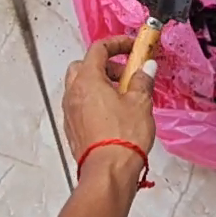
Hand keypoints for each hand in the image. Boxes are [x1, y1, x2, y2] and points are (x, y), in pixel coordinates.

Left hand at [62, 35, 155, 180]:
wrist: (108, 173)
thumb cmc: (123, 136)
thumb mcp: (140, 102)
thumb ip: (142, 80)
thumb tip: (146, 67)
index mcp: (87, 80)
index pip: (98, 49)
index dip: (117, 43)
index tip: (132, 46)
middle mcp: (73, 93)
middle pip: (84, 66)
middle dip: (106, 65)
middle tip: (126, 74)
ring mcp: (69, 112)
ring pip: (81, 87)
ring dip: (100, 84)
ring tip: (123, 97)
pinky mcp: (72, 129)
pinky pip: (81, 106)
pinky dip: (94, 102)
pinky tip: (113, 115)